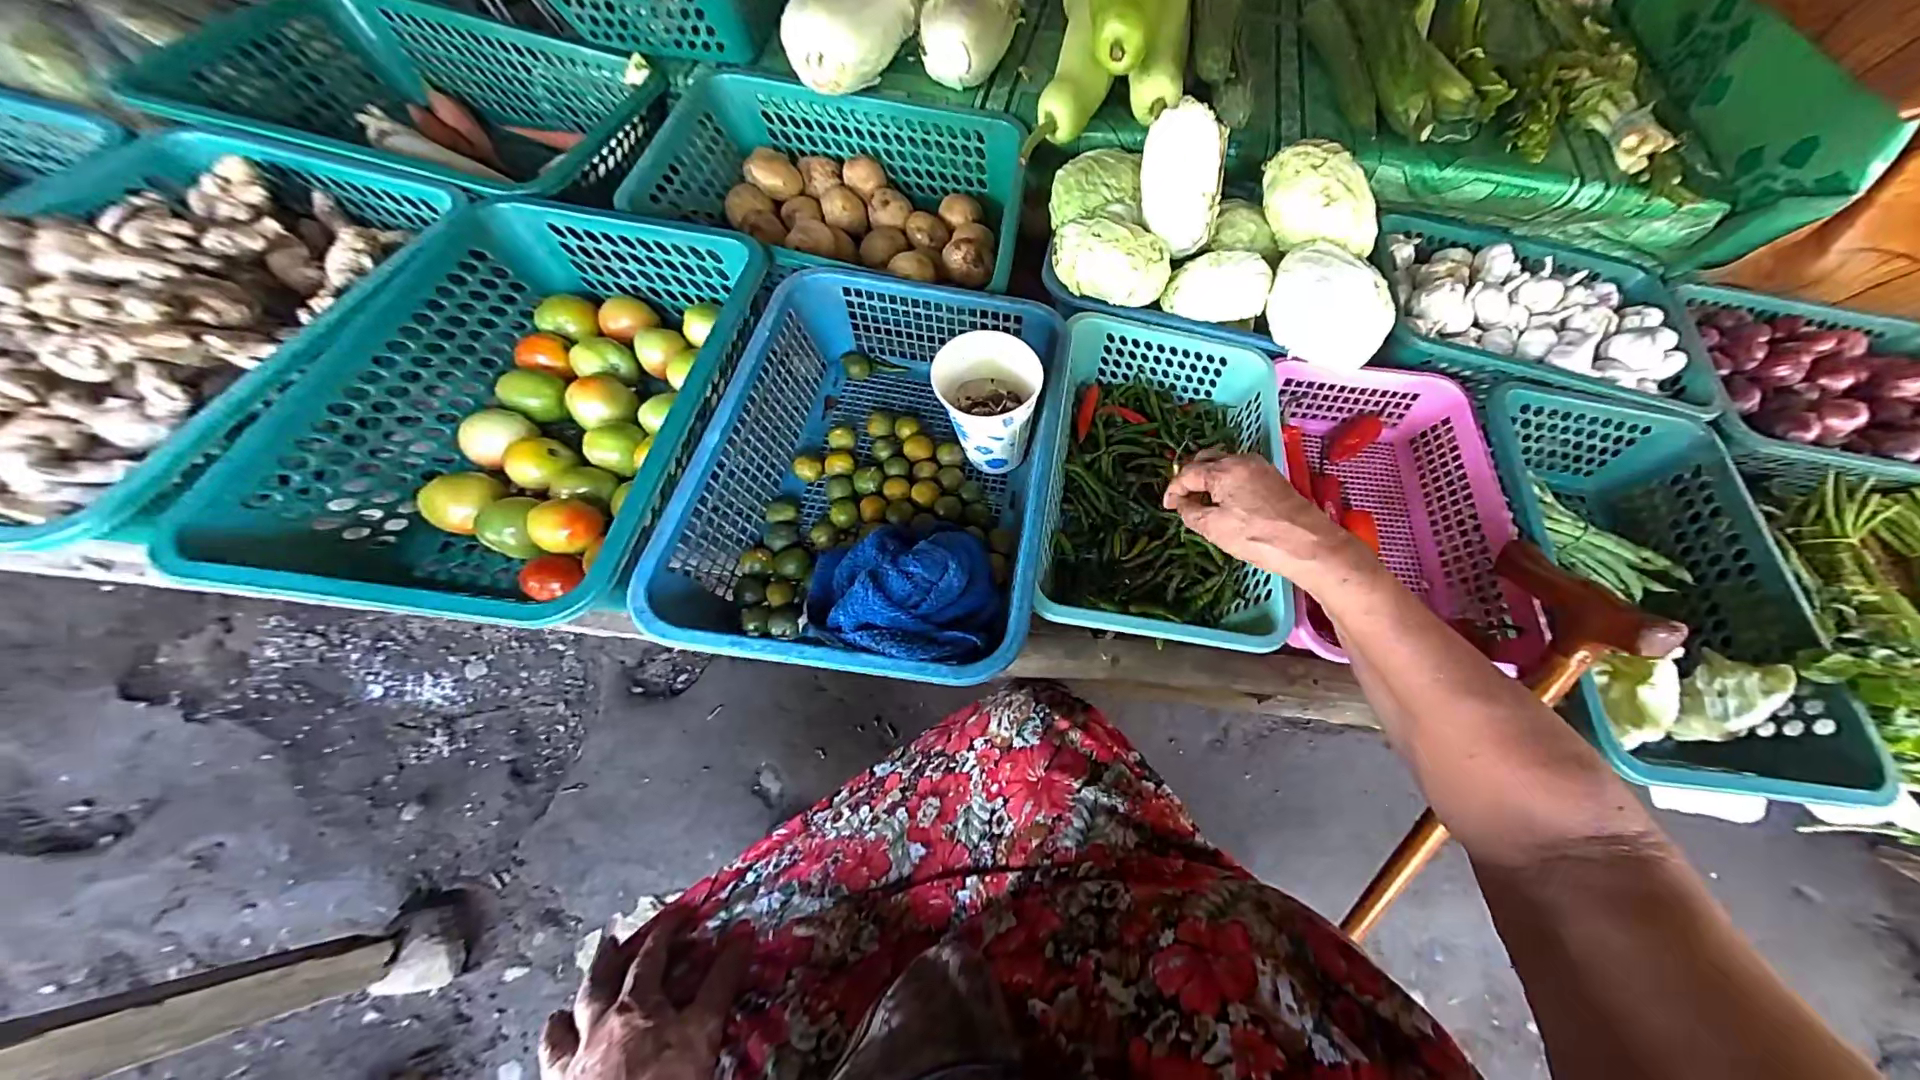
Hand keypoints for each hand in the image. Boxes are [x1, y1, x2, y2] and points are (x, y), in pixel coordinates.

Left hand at [539, 907, 751, 1079]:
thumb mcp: (703, 1032)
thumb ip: (721, 983)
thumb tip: (744, 936)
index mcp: (638, 1005)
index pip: (658, 954)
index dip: (672, 928)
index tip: (685, 911)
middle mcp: (601, 1024)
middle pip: (605, 978)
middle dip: (615, 954)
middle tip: (617, 937)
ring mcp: (574, 1061)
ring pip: (568, 1020)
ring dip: (575, 1002)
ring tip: (574, 994)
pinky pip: (549, 1060)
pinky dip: (554, 1044)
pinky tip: (555, 1039)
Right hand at [1162, 452, 1368, 585]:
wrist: (1308, 544)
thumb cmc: (1257, 536)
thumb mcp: (1213, 528)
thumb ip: (1189, 512)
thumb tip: (1181, 504)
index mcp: (1223, 469)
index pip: (1187, 473)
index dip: (1173, 490)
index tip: (1167, 507)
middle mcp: (1241, 460)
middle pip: (1205, 460)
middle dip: (1190, 478)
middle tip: (1183, 500)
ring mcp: (1259, 467)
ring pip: (1223, 464)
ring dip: (1208, 479)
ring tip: (1202, 503)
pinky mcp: (1271, 477)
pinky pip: (1238, 471)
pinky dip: (1225, 482)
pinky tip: (1224, 502)